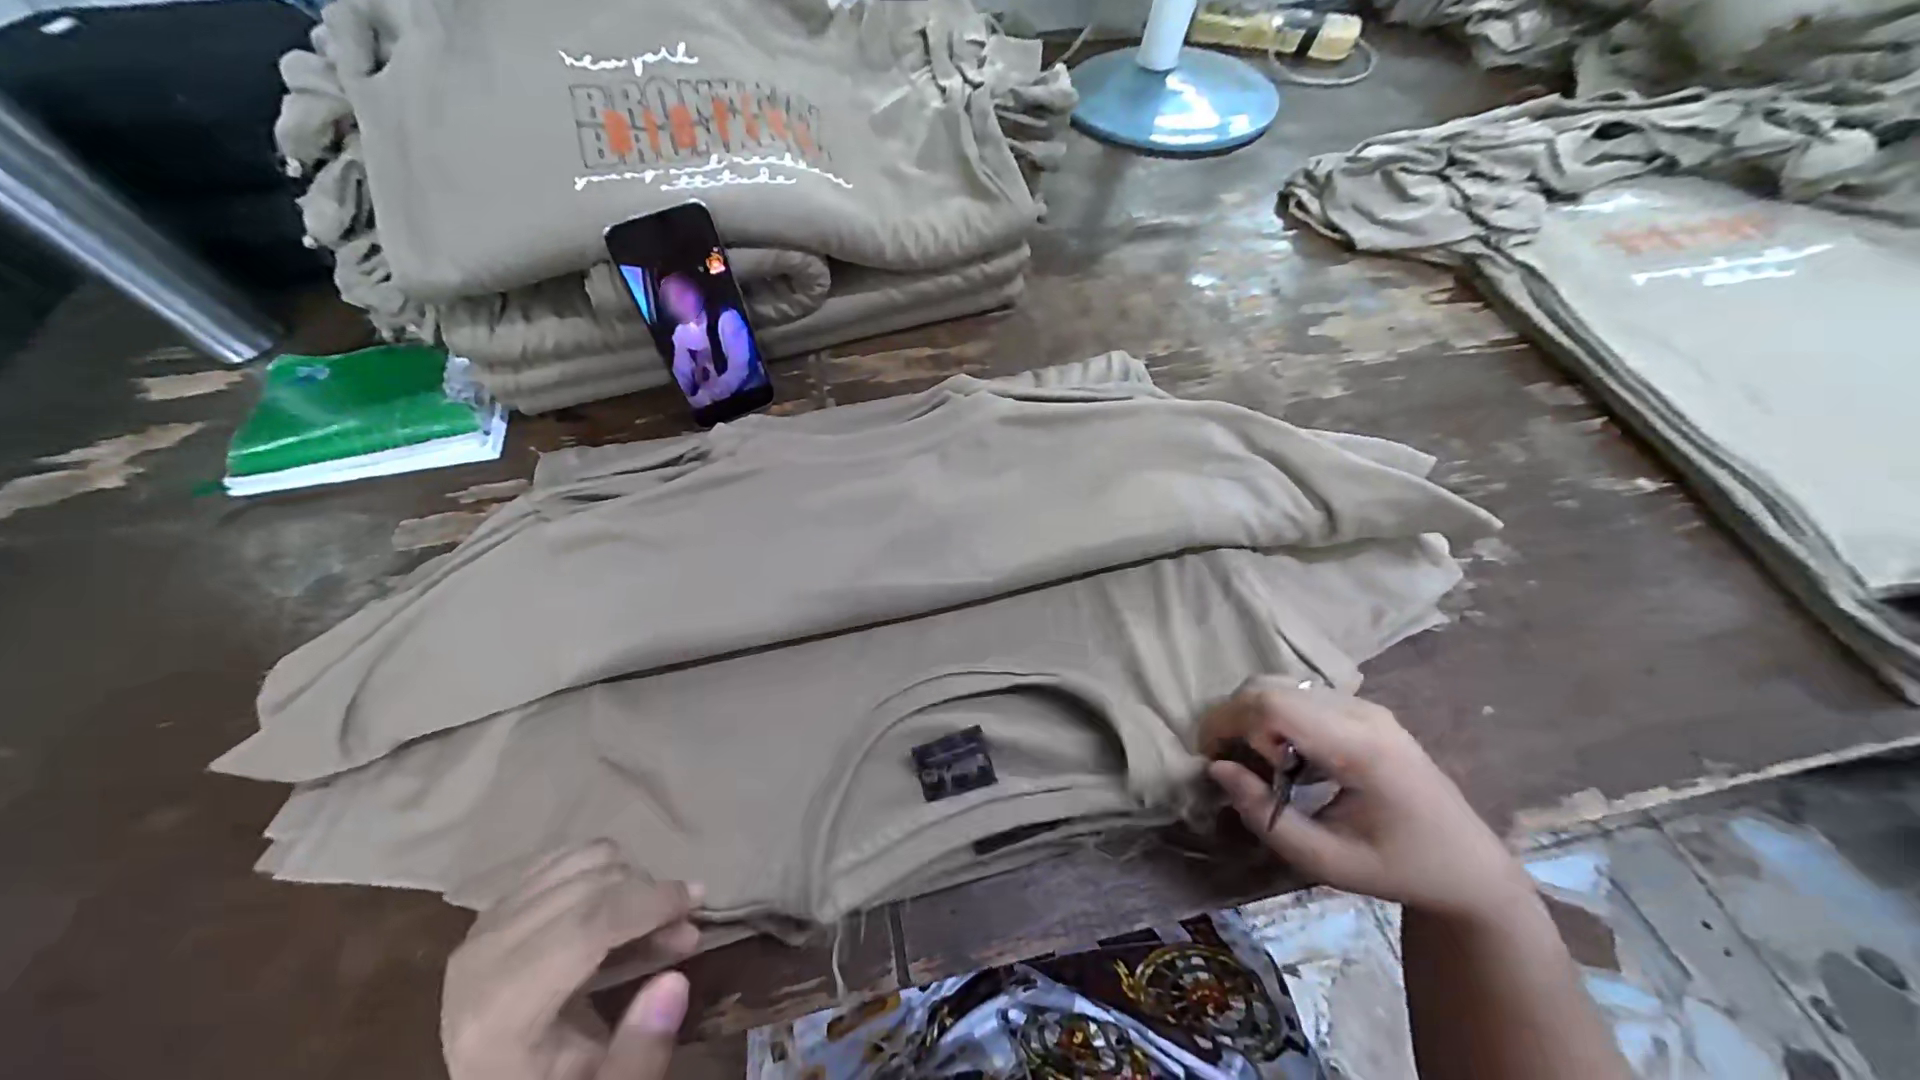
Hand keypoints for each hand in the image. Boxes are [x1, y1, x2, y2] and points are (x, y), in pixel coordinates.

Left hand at [442, 840, 702, 1079]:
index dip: (651, 903)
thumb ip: (637, 1057)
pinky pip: (567, 856)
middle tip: (684, 931)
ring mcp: (485, 923)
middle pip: (592, 886)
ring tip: (652, 924)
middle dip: (651, 896)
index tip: (699, 900)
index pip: (587, 925)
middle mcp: (483, 954)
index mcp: (500, 1011)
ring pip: (584, 861)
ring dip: (632, 881)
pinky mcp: (495, 906)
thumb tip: (675, 981)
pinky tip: (617, 907)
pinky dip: (605, 870)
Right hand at [1201, 679, 1533, 920]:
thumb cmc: (1398, 869)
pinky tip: (1276, 754)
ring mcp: (1363, 705)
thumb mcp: (1325, 861)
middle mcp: (1361, 713)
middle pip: (1269, 687)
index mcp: (1361, 749)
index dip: (1233, 725)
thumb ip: (1264, 816)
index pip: (1275, 706)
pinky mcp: (1359, 708)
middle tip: (1222, 761)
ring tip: (1248, 760)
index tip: (1220, 763)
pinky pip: (1296, 694)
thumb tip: (1217, 767)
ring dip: (1247, 715)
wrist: (1469, 866)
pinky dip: (1268, 715)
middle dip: (1231, 718)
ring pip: (1278, 685)